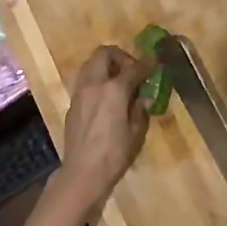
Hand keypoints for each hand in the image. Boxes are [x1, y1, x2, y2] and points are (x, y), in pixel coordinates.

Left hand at [55, 45, 150, 210]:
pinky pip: (84, 82)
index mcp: (113, 90)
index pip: (132, 68)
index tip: (154, 62)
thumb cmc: (114, 154)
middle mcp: (93, 85)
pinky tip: (105, 99)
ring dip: (105, 66)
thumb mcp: (136, 132)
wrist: (83, 171)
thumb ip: (140, 109)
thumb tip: (143, 97)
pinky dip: (96, 81)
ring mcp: (79, 93)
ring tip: (118, 83)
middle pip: (103, 54)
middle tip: (131, 71)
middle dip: (119, 56)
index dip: (146, 63)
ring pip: (90, 65)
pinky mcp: (72, 105)